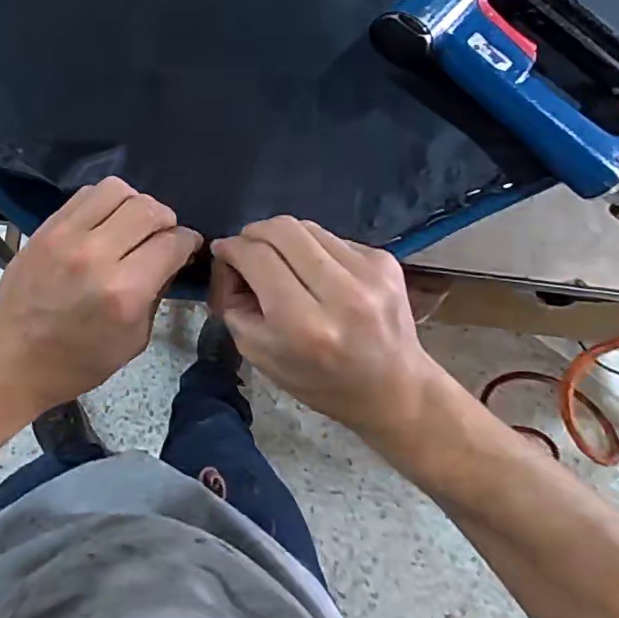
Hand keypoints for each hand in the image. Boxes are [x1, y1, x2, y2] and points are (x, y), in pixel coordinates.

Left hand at [0, 177, 201, 418]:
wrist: (11, 357)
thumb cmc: (76, 361)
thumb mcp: (133, 340)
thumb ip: (155, 293)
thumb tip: (170, 258)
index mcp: (124, 293)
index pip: (171, 243)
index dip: (188, 241)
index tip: (188, 246)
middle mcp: (96, 256)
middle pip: (148, 209)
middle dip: (166, 220)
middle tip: (162, 235)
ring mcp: (66, 237)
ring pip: (116, 189)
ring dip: (135, 203)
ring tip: (132, 223)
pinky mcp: (46, 228)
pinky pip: (84, 194)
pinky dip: (103, 202)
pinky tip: (104, 222)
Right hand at [210, 216, 454, 442]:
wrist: (396, 390)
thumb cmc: (319, 381)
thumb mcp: (259, 354)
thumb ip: (235, 303)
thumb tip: (230, 258)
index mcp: (304, 325)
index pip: (257, 257)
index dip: (231, 247)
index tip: (222, 250)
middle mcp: (341, 294)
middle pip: (281, 229)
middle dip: (253, 232)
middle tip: (247, 250)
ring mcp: (369, 273)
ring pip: (306, 227)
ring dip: (283, 238)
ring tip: (281, 262)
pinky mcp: (385, 261)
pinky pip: (331, 237)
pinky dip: (312, 249)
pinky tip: (316, 273)